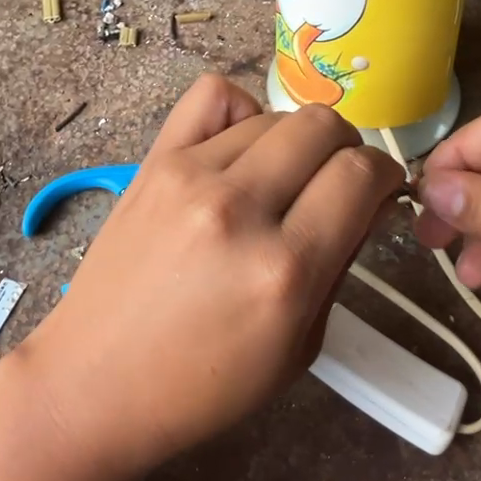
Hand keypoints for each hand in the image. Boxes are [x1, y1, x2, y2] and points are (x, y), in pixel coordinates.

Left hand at [14, 74, 402, 475]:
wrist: (95, 380)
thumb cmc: (203, 385)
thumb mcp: (298, 347)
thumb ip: (340, 264)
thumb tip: (368, 198)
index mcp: (285, 271)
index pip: (359, 174)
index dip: (384, 175)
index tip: (379, 191)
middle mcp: (239, 209)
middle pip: (324, 127)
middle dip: (348, 149)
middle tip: (336, 183)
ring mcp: (190, 176)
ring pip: (275, 115)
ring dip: (296, 142)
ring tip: (281, 179)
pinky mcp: (154, 160)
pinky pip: (214, 95)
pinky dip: (241, 109)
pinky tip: (238, 146)